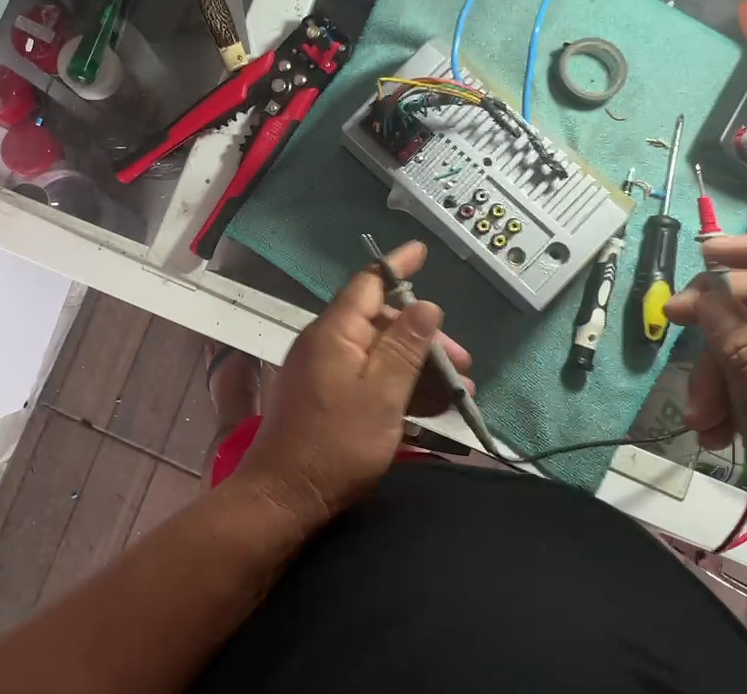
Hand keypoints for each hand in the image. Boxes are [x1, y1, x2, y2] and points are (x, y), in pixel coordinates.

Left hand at [233, 240, 470, 529]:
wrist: (284, 497)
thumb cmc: (336, 444)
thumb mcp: (382, 395)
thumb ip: (404, 348)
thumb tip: (426, 304)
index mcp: (334, 332)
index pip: (368, 284)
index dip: (398, 267)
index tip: (422, 250)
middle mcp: (324, 343)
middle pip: (379, 323)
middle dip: (423, 337)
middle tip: (462, 362)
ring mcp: (320, 370)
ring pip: (376, 353)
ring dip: (416, 367)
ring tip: (457, 390)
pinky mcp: (322, 397)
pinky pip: (365, 377)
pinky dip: (396, 386)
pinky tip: (428, 408)